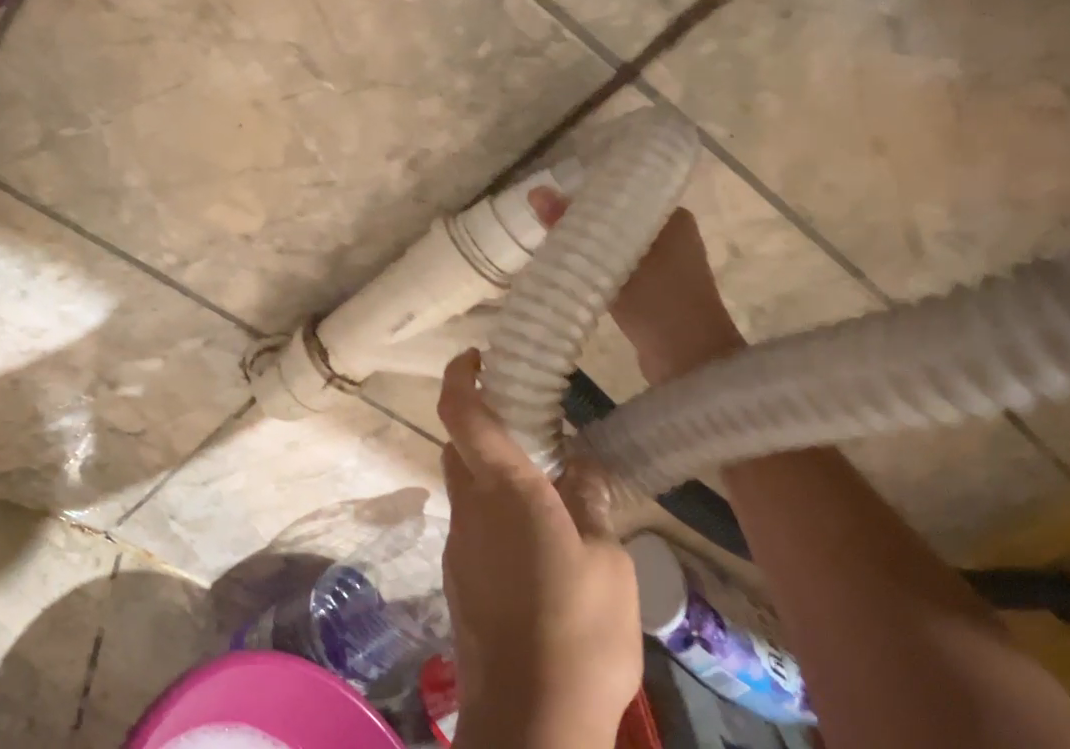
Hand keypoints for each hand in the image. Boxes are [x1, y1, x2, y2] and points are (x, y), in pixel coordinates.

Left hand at [437, 349, 642, 748]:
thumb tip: (578, 468)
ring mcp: (459, 545)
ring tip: (547, 487)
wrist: (529, 717)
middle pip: (459, 446)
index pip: (462, 413)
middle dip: (484, 425)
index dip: (461, 376)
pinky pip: (473, 525)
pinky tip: (538, 542)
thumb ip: (590, 506)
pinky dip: (495, 513)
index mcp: (504, 491)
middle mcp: (469, 508)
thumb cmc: (581, 635)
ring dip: (492, 473)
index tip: (477, 357)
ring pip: (465, 486)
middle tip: (532, 426)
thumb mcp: (610, 564)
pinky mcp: (459, 577)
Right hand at [526, 190, 745, 383]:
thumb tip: (536, 192)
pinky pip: (619, 268)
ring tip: (550, 241)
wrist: (690, 361)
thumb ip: (573, 227)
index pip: (624, 190)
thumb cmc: (659, 302)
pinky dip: (597, 268)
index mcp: (672, 216)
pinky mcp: (656, 291)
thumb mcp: (609, 261)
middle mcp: (672, 234)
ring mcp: (666, 264)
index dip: (589, 191)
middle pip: (617, 218)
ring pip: (615, 244)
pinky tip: (569, 271)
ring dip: (588, 247)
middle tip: (544, 220)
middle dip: (583, 221)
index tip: (553, 195)